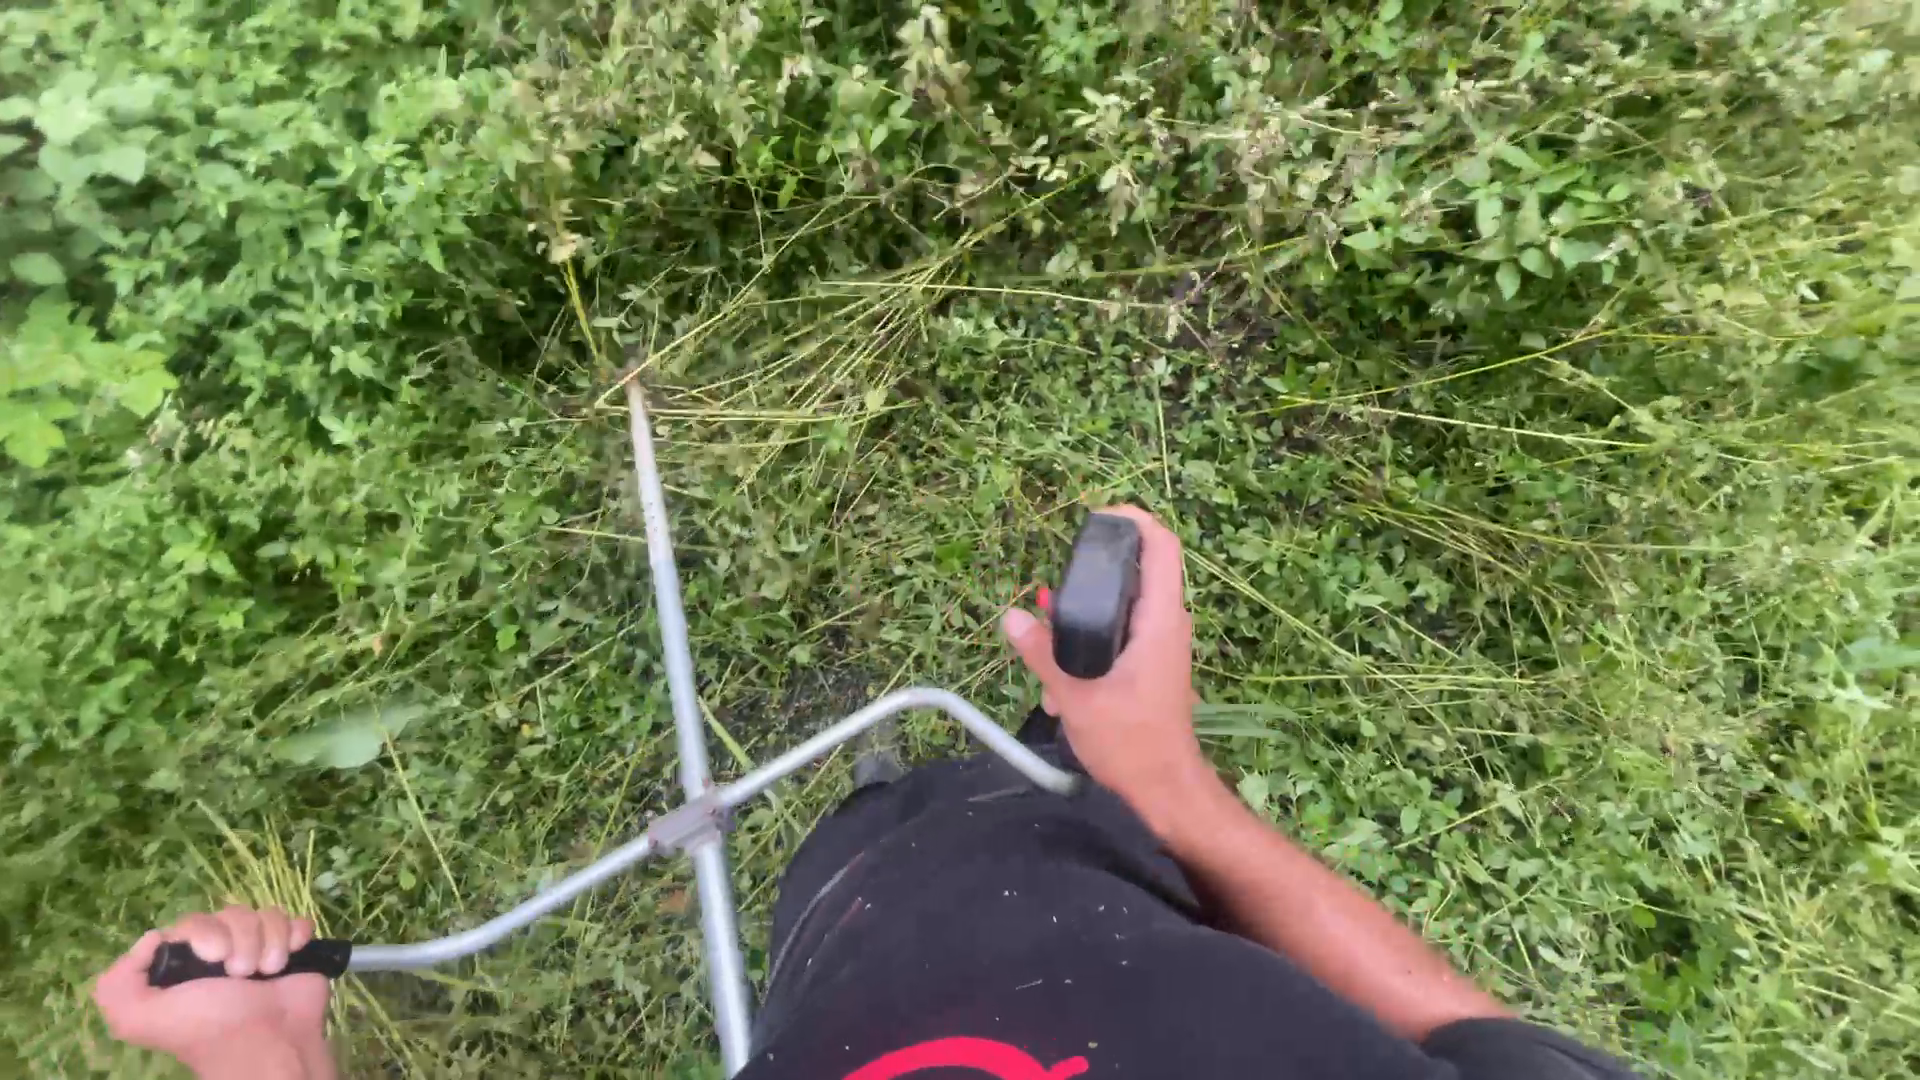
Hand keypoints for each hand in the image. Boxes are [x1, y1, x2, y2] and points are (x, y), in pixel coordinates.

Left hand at [93, 906, 332, 1078]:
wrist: (267, 1036)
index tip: (215, 959)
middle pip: (234, 914)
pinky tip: (291, 958)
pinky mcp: (294, 946)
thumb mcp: (140, 1018)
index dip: (208, 933)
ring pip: (268, 915)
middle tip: (242, 973)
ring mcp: (261, 947)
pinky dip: (296, 937)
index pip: (195, 922)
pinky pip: (298, 921)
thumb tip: (154, 937)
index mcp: (183, 962)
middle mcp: (221, 950)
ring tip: (269, 971)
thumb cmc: (205, 1026)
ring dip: (271, 942)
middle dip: (244, 940)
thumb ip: (118, 983)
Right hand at [1003, 506, 1231, 838]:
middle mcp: (1166, 624)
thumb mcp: (1076, 695)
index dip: (1134, 520)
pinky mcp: (1149, 663)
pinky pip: (1119, 632)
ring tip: (1048, 636)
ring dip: (1084, 615)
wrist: (1163, 790)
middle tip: (1053, 587)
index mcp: (1160, 621)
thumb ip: (1042, 653)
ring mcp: (1160, 644)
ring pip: (1122, 605)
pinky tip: (1059, 676)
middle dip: (1092, 573)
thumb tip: (1012, 617)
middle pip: (1137, 570)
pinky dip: (1089, 641)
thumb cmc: (1129, 743)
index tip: (1096, 516)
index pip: (1162, 547)